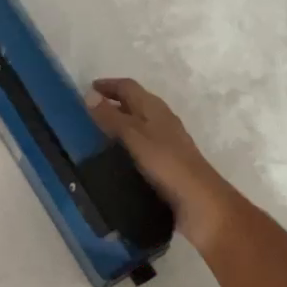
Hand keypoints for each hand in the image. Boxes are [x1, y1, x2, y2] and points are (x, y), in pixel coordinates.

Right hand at [87, 78, 243, 236]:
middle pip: (135, 102)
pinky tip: (116, 155)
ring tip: (96, 133)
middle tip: (87, 111)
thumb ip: (112, 117)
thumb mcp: (134, 137)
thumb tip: (88, 95)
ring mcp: (167, 141)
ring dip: (119, 122)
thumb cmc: (166, 163)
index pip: (128, 87)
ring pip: (139, 123)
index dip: (108, 85)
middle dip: (112, 102)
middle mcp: (162, 120)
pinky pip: (142, 142)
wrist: (199, 200)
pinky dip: (126, 142)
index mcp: (155, 108)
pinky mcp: (167, 161)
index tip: (86, 90)